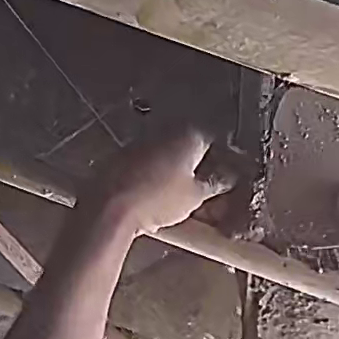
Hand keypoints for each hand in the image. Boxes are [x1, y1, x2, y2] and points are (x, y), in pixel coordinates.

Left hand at [84, 127, 235, 235]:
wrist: (109, 208)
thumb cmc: (157, 199)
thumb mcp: (195, 196)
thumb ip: (216, 183)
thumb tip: (228, 177)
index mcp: (188, 134)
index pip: (216, 139)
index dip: (224, 159)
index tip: (226, 177)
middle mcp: (164, 131)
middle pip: (190, 146)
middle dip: (199, 166)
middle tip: (205, 190)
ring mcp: (141, 142)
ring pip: (168, 154)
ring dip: (177, 171)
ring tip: (181, 197)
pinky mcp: (122, 156)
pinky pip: (147, 163)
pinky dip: (156, 175)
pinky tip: (157, 195)